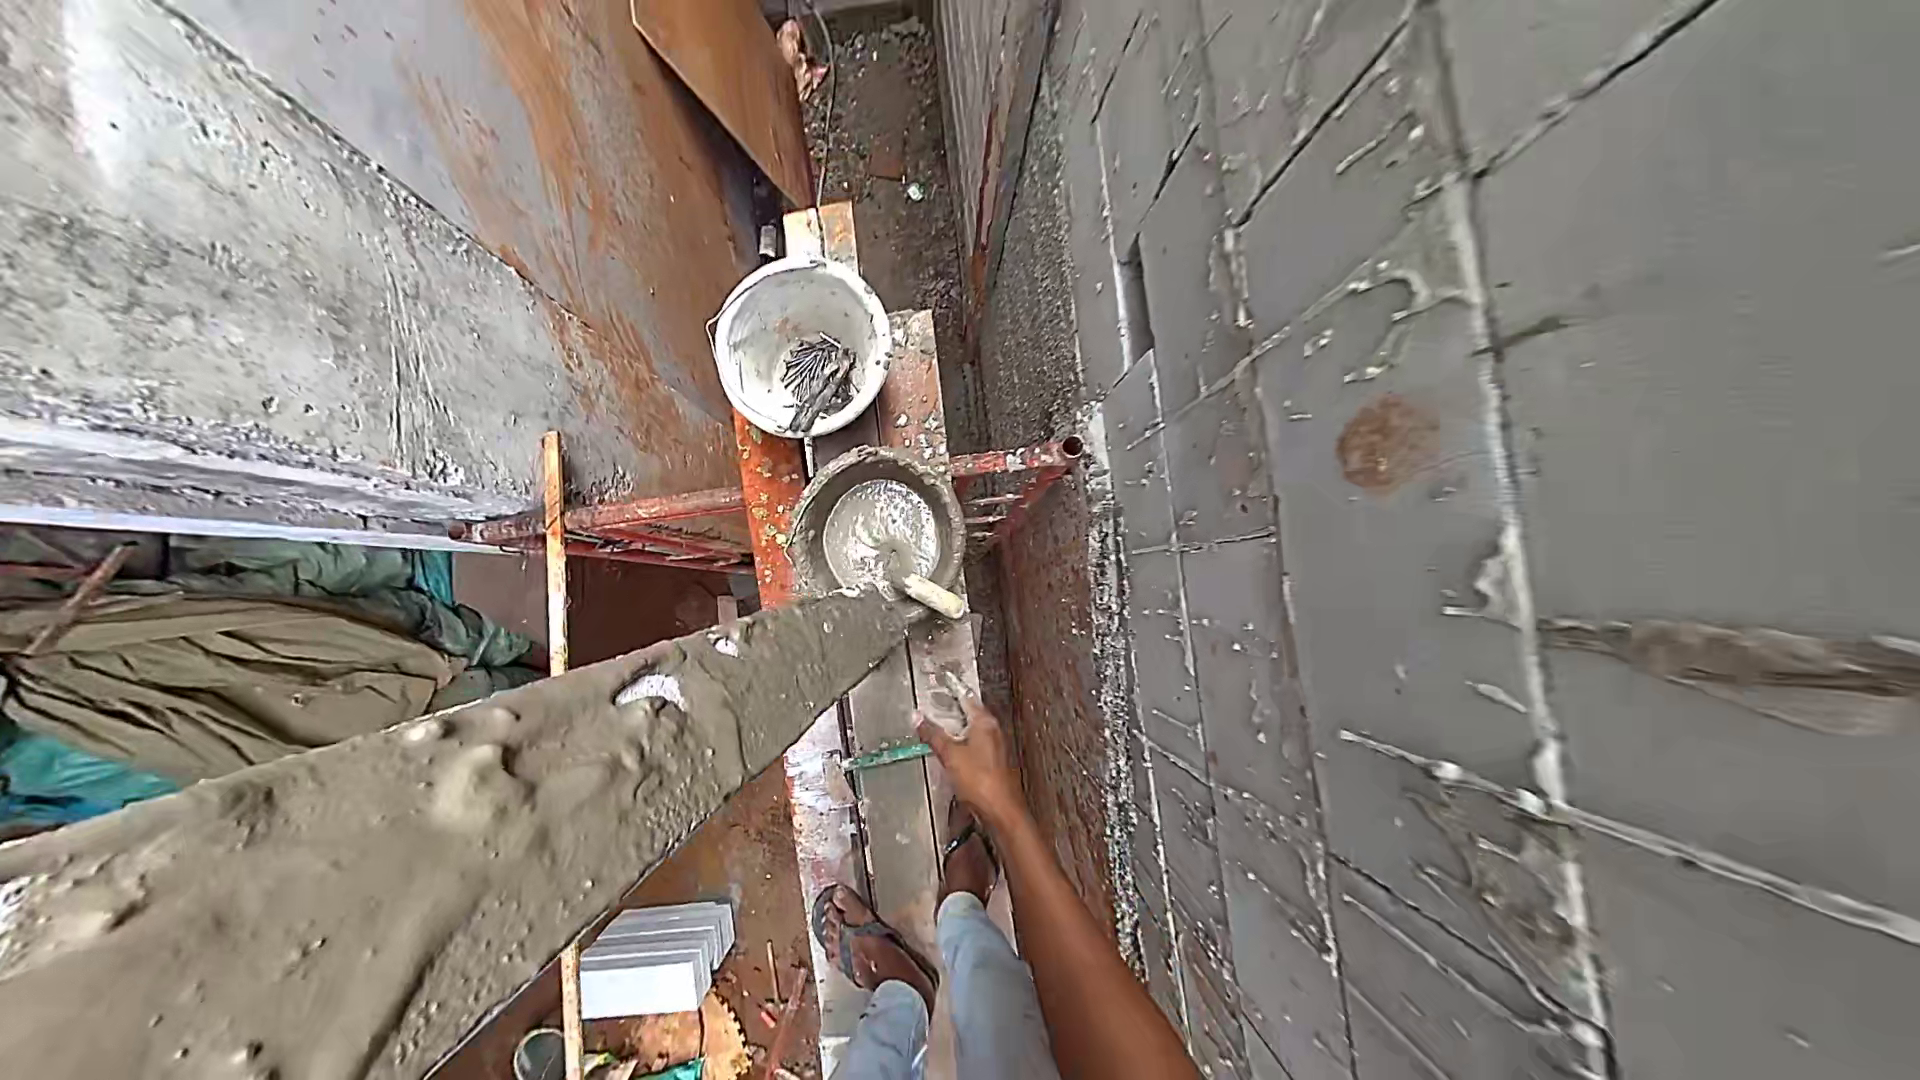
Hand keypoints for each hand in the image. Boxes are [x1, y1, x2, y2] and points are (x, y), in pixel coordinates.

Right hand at [916, 696, 1025, 829]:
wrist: (1000, 810)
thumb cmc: (980, 780)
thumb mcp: (950, 754)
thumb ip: (932, 734)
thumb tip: (917, 717)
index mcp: (985, 722)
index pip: (966, 697)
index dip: (952, 689)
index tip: (942, 680)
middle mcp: (992, 730)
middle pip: (969, 712)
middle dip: (951, 707)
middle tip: (934, 701)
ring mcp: (993, 746)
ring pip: (971, 729)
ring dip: (954, 726)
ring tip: (937, 724)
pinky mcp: (991, 761)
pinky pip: (973, 744)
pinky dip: (960, 741)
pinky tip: (949, 749)